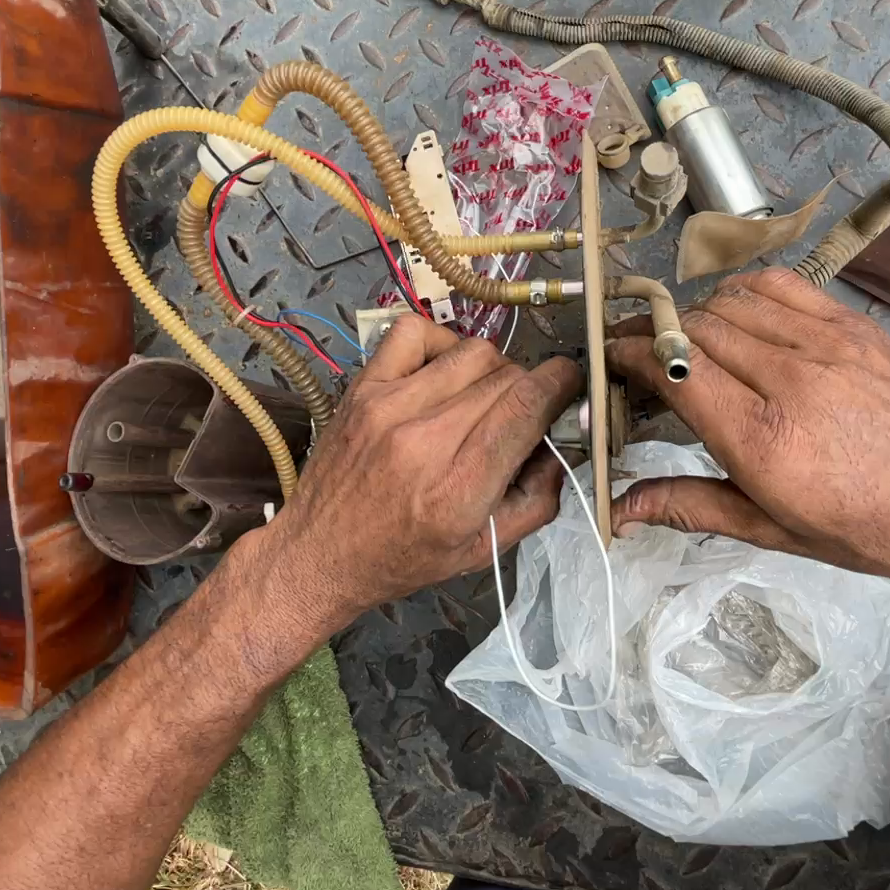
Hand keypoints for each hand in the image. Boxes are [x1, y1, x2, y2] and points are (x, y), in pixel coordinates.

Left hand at [236, 315, 581, 632]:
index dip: (562, 385)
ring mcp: (387, 405)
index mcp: (458, 489)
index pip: (526, 405)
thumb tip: (565, 441)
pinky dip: (442, 343)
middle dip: (529, 388)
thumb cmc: (405, 558)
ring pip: (472, 352)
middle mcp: (423, 440)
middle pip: (506, 377)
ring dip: (492, 370)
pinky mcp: (362, 387)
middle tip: (521, 414)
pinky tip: (443, 372)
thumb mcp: (484, 549)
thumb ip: (538, 498)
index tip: (570, 386)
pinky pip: (414, 331)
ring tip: (482, 398)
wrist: (318, 553)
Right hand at [606, 268, 889, 588]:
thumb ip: (689, 504)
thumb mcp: (772, 530)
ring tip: (686, 343)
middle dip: (655, 339)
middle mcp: (790, 379)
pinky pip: (778, 284)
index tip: (610, 360)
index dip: (630, 356)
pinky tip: (734, 315)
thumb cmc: (868, 530)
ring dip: (693, 317)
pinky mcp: (853, 325)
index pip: (674, 369)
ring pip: (730, 302)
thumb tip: (620, 510)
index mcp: (764, 439)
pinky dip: (740, 292)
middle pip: (695, 329)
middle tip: (641, 361)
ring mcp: (827, 343)